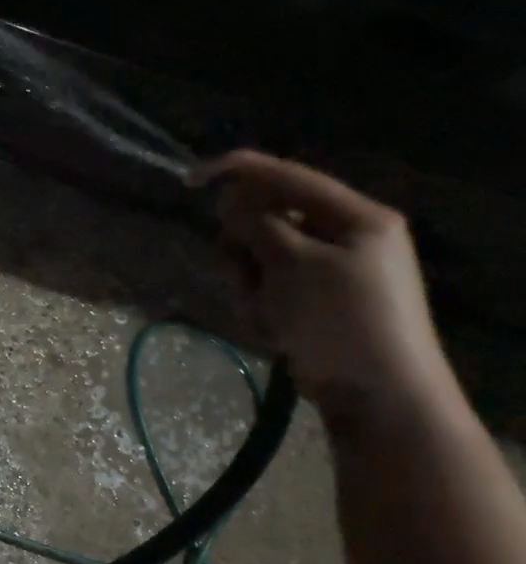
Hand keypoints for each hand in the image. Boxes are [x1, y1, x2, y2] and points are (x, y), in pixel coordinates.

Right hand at [192, 150, 457, 422]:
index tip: (187, 182)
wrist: (377, 392)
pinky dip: (259, 300)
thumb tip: (229, 198)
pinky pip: (267, 282)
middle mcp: (346, 234)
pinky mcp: (315, 296)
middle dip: (242, 244)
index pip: (286, 175)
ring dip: (247, 278)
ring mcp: (331, 267)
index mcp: (356, 217)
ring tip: (264, 310)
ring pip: (258, 251)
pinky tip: (272, 325)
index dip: (235, 171)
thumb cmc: (338, 319)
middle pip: (266, 216)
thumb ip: (256, 222)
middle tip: (244, 274)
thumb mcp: (291, 263)